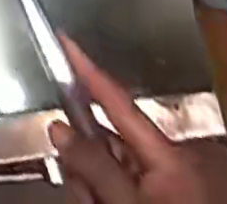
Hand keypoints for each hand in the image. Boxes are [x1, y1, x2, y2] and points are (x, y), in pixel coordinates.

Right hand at [49, 36, 210, 203]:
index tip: (65, 39)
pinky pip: (119, 187)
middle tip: (70, 175)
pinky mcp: (158, 203)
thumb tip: (59, 127)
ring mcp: (164, 189)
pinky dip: (101, 196)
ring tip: (89, 201)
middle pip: (109, 138)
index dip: (88, 69)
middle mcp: (168, 165)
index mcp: (167, 155)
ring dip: (90, 181)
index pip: (118, 101)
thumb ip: (94, 165)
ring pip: (110, 167)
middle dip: (82, 150)